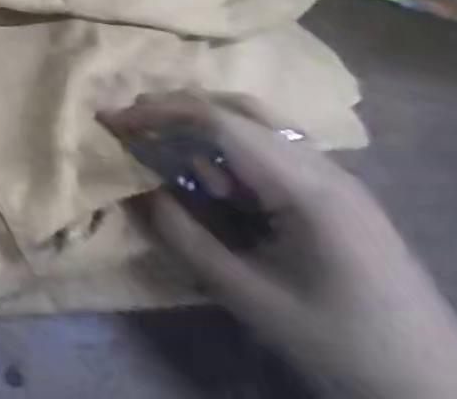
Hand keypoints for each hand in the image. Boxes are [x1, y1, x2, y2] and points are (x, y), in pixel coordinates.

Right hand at [131, 95, 456, 398]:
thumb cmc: (344, 348)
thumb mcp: (251, 298)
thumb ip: (187, 238)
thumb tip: (140, 187)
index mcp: (307, 186)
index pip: (218, 120)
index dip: (157, 112)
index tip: (112, 120)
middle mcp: (327, 168)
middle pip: (238, 109)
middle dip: (177, 110)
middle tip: (132, 128)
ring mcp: (341, 181)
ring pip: (258, 125)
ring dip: (205, 129)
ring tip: (169, 157)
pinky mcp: (344, 199)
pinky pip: (276, 151)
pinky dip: (232, 151)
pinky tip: (219, 185)